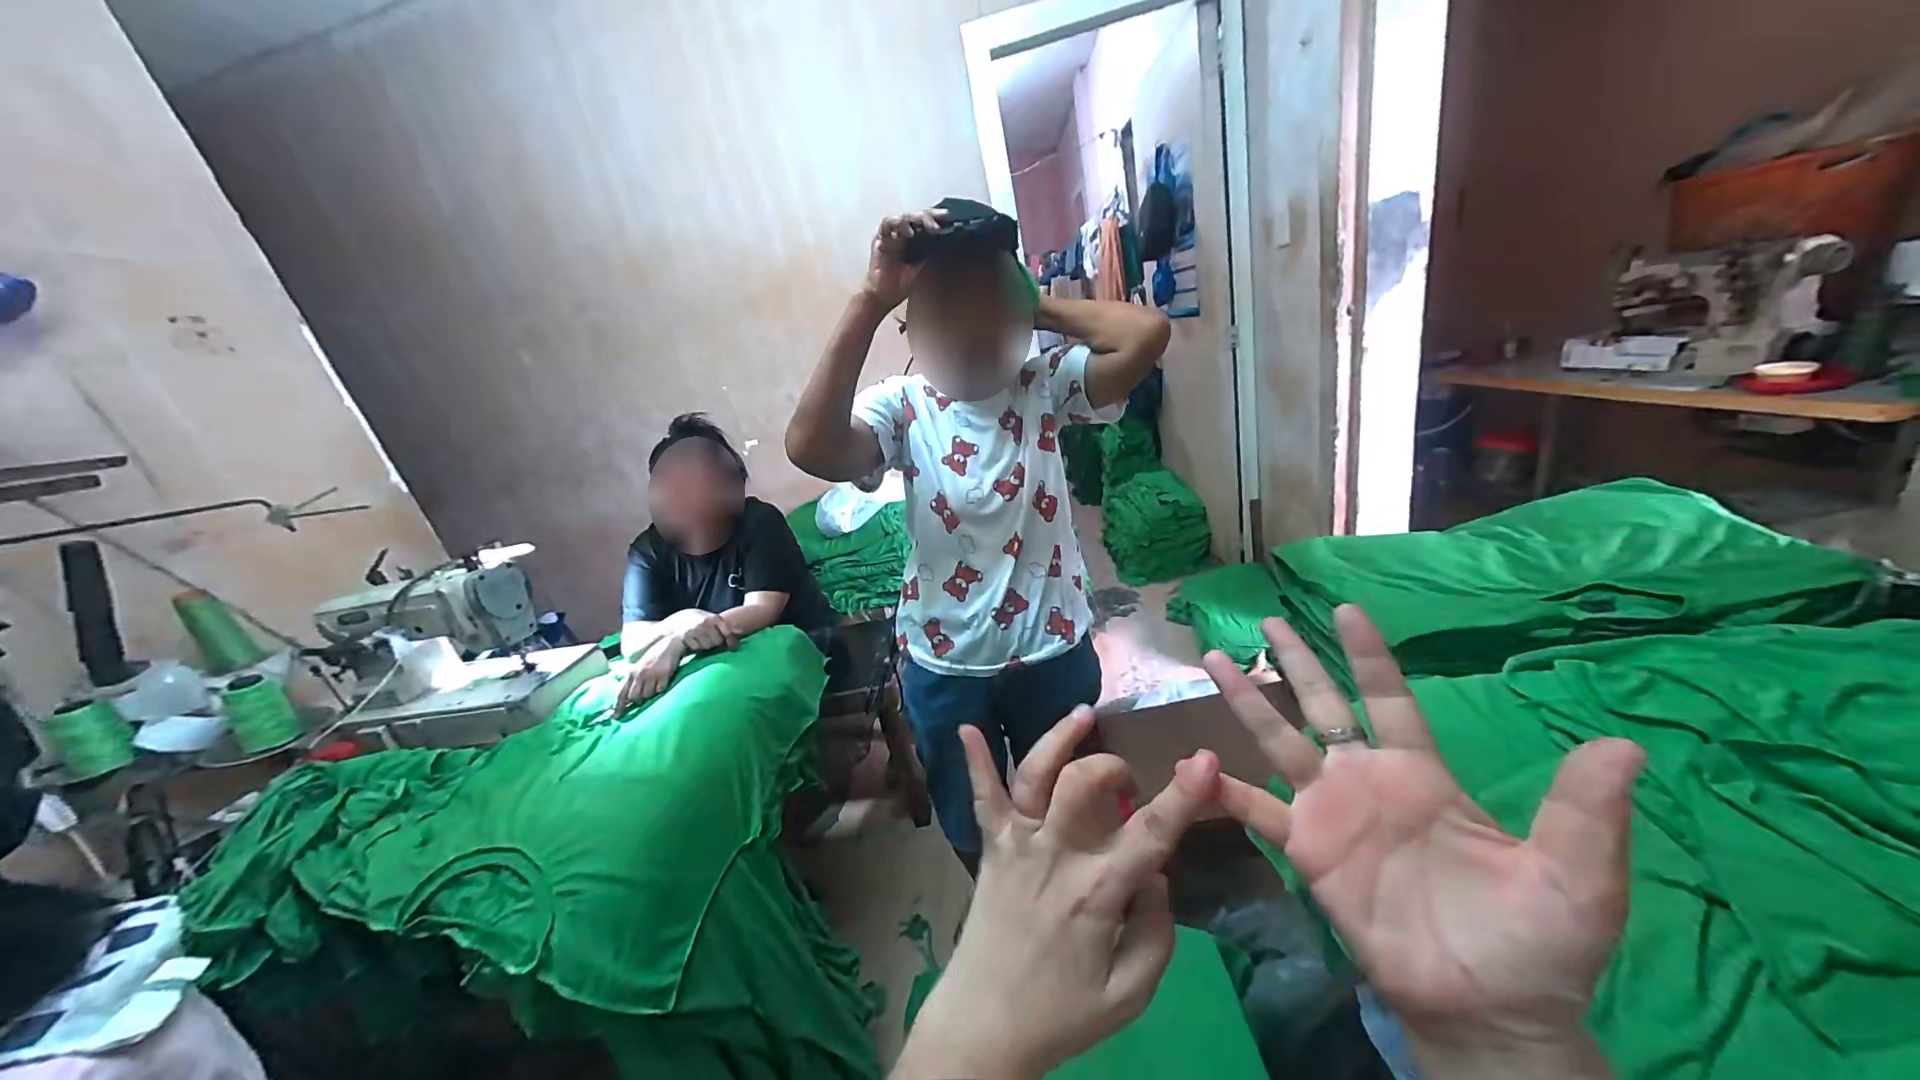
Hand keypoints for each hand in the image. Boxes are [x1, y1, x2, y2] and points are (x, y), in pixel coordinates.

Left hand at [615, 637, 683, 712]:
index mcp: (631, 672)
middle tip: (644, 695)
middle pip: (634, 697)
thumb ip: (633, 678)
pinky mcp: (663, 675)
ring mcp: (651, 675)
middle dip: (639, 699)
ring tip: (656, 685)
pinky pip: (660, 689)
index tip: (616, 717)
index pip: (622, 692)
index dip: (618, 706)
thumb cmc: (655, 655)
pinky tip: (664, 681)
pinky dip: (661, 688)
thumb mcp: (640, 665)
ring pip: (648, 695)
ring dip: (651, 694)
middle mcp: (639, 674)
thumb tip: (628, 696)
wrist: (671, 643)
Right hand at [678, 610, 736, 652]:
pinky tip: (693, 642)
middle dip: (716, 643)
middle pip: (717, 641)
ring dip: (706, 646)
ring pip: (707, 645)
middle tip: (710, 641)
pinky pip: (696, 647)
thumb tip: (741, 631)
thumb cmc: (699, 621)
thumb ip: (723, 625)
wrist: (678, 620)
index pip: (727, 631)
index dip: (731, 641)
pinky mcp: (686, 636)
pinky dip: (696, 647)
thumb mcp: (711, 619)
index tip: (733, 648)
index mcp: (714, 618)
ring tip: (701, 640)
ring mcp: (695, 629)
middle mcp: (705, 622)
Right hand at [862, 209, 945, 309]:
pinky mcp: (880, 238)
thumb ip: (933, 254)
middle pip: (916, 215)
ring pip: (903, 217)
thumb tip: (951, 243)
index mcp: (917, 238)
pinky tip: (908, 233)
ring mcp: (892, 234)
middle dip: (928, 217)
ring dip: (914, 219)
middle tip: (937, 224)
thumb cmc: (904, 283)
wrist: (884, 296)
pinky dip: (897, 225)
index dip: (937, 217)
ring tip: (925, 227)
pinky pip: (887, 225)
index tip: (948, 217)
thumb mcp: (924, 268)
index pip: (927, 221)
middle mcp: (904, 233)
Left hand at [893, 707, 1221, 1078]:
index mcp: (1097, 891)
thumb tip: (1155, 875)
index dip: (1182, 794)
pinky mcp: (990, 847)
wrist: (985, 1024)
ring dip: (1058, 738)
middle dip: (1113, 768)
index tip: (1205, 759)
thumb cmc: (1062, 1013)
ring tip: (1083, 714)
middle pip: (1083, 784)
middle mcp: (1055, 853)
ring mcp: (1017, 844)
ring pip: (1034, 775)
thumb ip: (1156, 931)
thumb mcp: (1130, 992)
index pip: (1150, 833)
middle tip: (1127, 786)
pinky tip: (967, 728)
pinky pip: (981, 798)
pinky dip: (974, 760)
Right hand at [1202, 607, 1641, 1076]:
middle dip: (1296, 661)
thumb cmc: (1535, 941)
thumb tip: (1623, 744)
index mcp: (1421, 771)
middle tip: (1266, 620)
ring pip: (1278, 739)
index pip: (1389, 697)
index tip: (1345, 609)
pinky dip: (1225, 789)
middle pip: (1322, 703)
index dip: (1367, 654)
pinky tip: (1197, 767)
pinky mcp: (1304, 847)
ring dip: (1247, 701)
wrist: (1484, 1007)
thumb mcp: (1577, 879)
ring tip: (1215, 659)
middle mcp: (1366, 777)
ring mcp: (1329, 809)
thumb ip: (1585, 812)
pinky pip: (1257, 809)